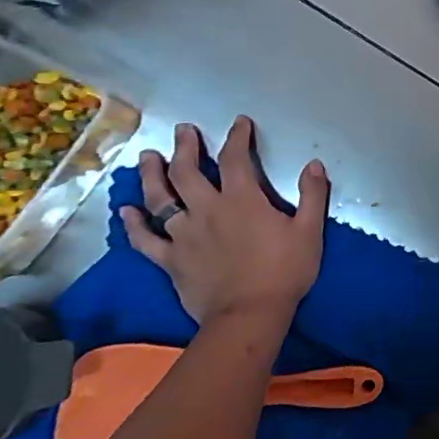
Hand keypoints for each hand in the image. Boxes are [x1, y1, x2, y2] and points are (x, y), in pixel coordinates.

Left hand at [120, 117, 328, 325]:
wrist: (249, 314)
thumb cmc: (285, 270)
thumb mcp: (309, 231)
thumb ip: (312, 195)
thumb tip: (313, 165)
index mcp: (242, 200)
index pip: (236, 159)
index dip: (237, 138)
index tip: (239, 123)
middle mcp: (207, 210)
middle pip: (187, 172)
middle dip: (185, 147)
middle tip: (182, 130)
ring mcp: (184, 235)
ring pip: (160, 199)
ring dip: (152, 175)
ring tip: (147, 157)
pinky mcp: (170, 259)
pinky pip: (145, 239)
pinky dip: (132, 224)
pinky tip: (125, 211)